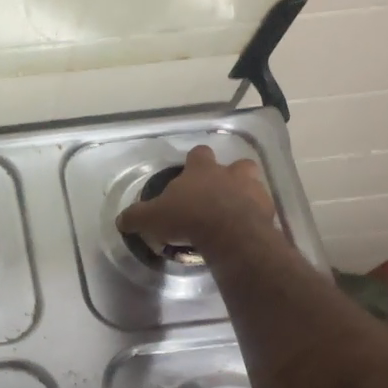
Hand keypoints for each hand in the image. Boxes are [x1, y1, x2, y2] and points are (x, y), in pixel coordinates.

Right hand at [116, 146, 275, 249]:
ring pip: (252, 184)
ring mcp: (253, 190)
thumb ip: (136, 217)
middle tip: (216, 195)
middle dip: (228, 176)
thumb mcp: (151, 218)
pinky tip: (243, 231)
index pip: (198, 154)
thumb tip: (120, 220)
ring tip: (233, 212)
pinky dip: (255, 217)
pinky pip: (262, 210)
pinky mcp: (268, 210)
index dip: (194, 162)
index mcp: (201, 169)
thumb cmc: (188, 218)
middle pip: (234, 165)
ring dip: (245, 194)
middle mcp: (229, 173)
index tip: (189, 175)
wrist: (229, 233)